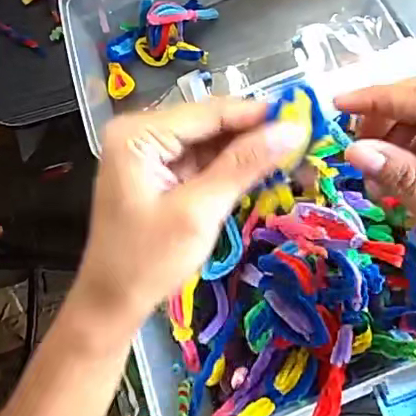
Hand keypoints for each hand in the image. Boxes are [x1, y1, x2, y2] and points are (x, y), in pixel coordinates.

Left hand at [71, 99, 303, 335]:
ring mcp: (150, 153)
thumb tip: (291, 130)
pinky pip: (204, 160)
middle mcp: (140, 133)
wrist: (111, 303)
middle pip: (210, 123)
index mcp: (138, 134)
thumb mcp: (199, 211)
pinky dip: (232, 167)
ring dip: (248, 150)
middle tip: (304, 138)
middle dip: (255, 132)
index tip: (304, 117)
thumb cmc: (147, 260)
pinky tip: (265, 169)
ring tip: (293, 153)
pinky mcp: (160, 173)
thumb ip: (243, 165)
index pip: (208, 112)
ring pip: (211, 141)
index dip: (258, 113)